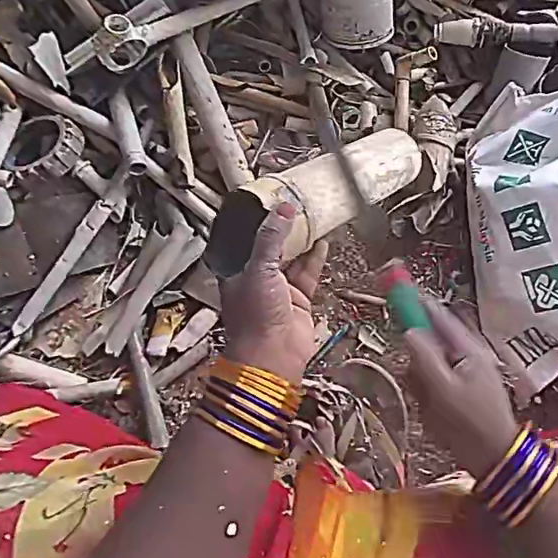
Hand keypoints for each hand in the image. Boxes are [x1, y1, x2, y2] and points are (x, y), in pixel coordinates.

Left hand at [218, 200, 328, 379]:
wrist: (273, 357)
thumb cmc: (253, 320)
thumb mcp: (259, 270)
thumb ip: (271, 238)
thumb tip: (283, 210)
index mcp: (236, 270)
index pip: (245, 238)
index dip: (257, 220)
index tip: (270, 200)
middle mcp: (255, 276)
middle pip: (271, 245)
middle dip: (283, 227)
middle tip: (295, 205)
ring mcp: (277, 288)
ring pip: (292, 256)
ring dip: (302, 240)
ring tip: (312, 218)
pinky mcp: (297, 298)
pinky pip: (308, 272)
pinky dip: (315, 257)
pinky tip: (321, 242)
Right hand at [403, 298, 520, 476]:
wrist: (495, 460)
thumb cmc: (472, 424)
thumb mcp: (443, 389)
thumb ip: (424, 357)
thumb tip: (409, 331)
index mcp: (468, 349)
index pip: (439, 316)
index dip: (417, 304)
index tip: (396, 295)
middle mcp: (466, 357)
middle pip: (429, 344)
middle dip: (418, 363)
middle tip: (421, 385)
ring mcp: (462, 375)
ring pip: (427, 367)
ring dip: (422, 385)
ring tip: (433, 407)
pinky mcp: (458, 393)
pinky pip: (432, 386)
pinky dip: (428, 398)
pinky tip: (436, 417)